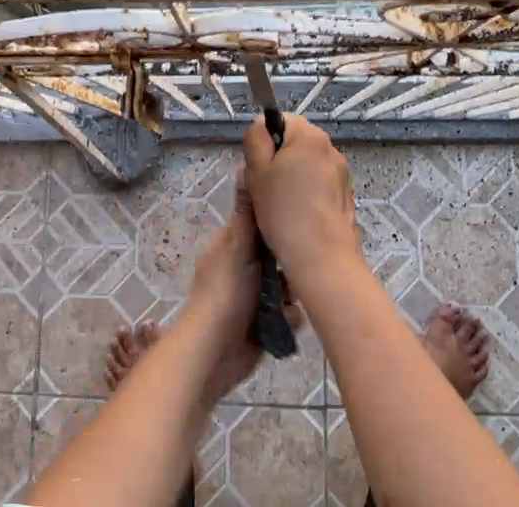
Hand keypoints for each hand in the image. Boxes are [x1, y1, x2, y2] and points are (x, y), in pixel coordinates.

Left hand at [182, 171, 297, 403]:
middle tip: (301, 273)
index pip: (262, 226)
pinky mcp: (259, 325)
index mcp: (232, 246)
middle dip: (292, 269)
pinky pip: (285, 316)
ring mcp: (250, 298)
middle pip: (279, 259)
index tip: (302, 227)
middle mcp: (241, 269)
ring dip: (291, 298)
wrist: (215, 352)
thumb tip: (244, 165)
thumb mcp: (239, 246)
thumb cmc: (227, 293)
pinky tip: (287, 323)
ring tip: (291, 302)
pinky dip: (287, 320)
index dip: (282, 226)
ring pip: (286, 289)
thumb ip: (247, 212)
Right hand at [241, 114, 361, 280]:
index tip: (258, 166)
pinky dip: (307, 193)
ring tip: (281, 205)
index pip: (281, 120)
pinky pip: (319, 183)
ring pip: (307, 164)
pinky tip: (299, 215)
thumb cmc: (284, 211)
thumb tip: (261, 125)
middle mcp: (331, 148)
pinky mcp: (346, 194)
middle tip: (265, 186)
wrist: (323, 258)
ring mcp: (342, 172)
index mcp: (310, 136)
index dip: (264, 140)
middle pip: (295, 142)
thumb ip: (255, 140)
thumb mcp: (257, 172)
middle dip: (278, 159)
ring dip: (292, 177)